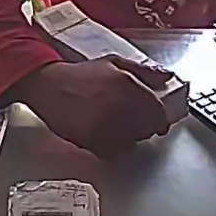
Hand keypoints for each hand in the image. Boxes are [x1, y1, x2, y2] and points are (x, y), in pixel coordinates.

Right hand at [9, 55, 177, 154]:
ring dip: (130, 138)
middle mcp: (119, 107)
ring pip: (132, 142)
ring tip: (119, 128)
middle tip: (135, 123)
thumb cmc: (80, 74)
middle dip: (145, 127)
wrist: (48, 86)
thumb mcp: (114, 63)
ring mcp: (106, 126)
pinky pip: (114, 152)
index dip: (161, 119)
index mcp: (127, 86)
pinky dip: (114, 147)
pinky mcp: (92, 141)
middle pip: (146, 129)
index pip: (158, 112)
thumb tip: (167, 77)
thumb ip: (144, 71)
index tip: (160, 122)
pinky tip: (106, 135)